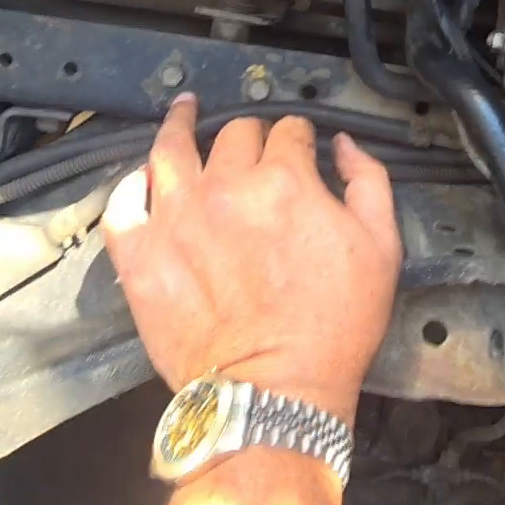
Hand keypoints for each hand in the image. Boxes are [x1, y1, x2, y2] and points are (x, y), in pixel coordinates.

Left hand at [101, 95, 401, 424]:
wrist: (277, 393)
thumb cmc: (335, 322)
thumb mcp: (381, 244)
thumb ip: (368, 179)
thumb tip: (343, 144)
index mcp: (285, 180)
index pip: (289, 131)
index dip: (299, 135)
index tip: (301, 147)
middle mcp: (227, 187)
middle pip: (235, 134)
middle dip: (252, 134)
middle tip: (255, 149)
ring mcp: (177, 218)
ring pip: (170, 149)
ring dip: (181, 125)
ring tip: (184, 111)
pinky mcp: (142, 257)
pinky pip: (122, 205)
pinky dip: (130, 186)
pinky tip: (143, 177)